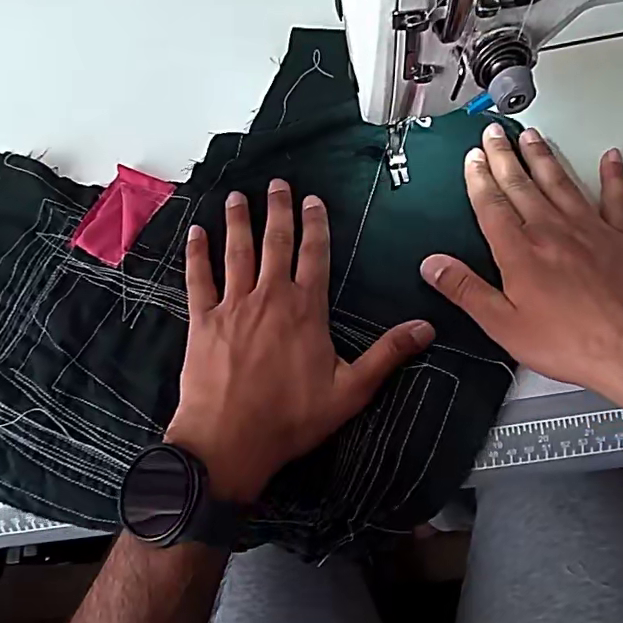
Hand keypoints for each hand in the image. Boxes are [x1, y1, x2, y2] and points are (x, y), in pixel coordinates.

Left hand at [166, 180, 434, 502]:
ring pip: (236, 252)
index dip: (315, 225)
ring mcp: (232, 306)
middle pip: (275, 243)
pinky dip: (197, 254)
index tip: (312, 200)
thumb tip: (426, 328)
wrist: (229, 439)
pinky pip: (199, 278)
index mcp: (305, 310)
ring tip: (239, 196)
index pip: (315, 255)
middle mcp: (269, 298)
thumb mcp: (350, 391)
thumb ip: (386, 355)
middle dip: (278, 210)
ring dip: (239, 221)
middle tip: (278, 183)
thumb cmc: (290, 419)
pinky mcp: (202, 321)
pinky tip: (196, 233)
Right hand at [418, 123, 622, 420]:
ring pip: (562, 183)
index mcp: (522, 254)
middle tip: (495, 134)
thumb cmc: (574, 342)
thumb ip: (465, 290)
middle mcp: (555, 233)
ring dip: (544, 158)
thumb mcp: (502, 325)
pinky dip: (613, 175)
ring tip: (532, 137)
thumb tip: (433, 266)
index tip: (473, 159)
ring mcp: (593, 231)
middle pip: (523, 186)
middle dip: (505, 157)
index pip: (492, 206)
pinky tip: (609, 159)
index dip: (479, 180)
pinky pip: (617, 197)